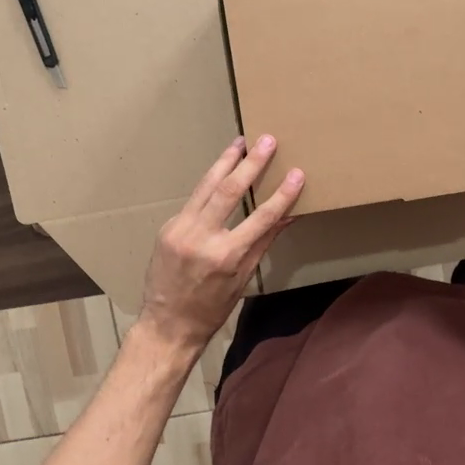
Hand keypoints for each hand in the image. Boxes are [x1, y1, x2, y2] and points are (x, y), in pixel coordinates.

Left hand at [137, 135, 303, 353]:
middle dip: (251, 163)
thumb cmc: (212, 308)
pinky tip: (222, 168)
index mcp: (226, 255)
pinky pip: (194, 199)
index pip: (261, 217)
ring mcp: (180, 229)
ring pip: (206, 186)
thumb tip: (289, 215)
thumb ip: (263, 242)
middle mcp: (201, 237)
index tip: (297, 174)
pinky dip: (210, 182)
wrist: (167, 324)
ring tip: (241, 142)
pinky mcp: (168, 226)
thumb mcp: (244, 278)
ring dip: (226, 161)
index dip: (281, 194)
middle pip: (229, 190)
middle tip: (267, 140)